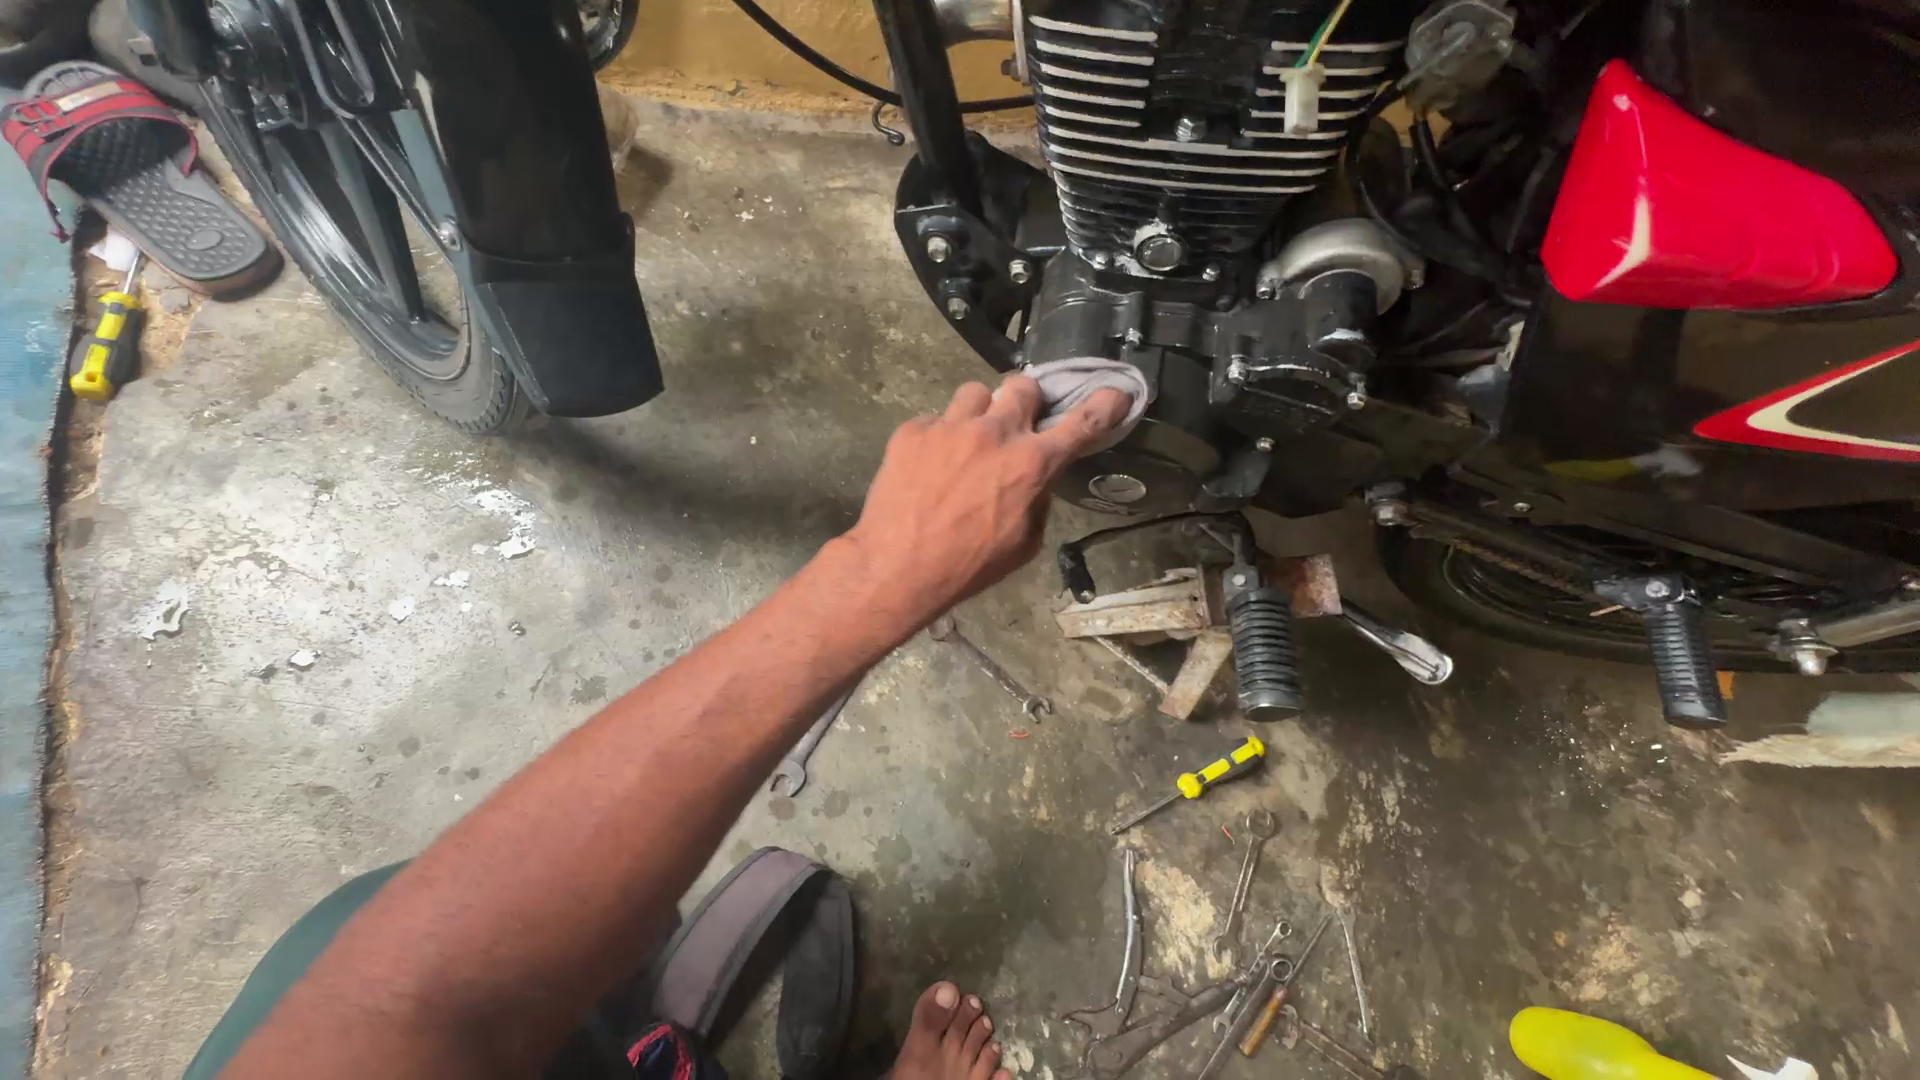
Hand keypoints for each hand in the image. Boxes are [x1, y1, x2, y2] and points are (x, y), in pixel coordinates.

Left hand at [841, 375, 1130, 625]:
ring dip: (978, 414)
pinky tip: (927, 467)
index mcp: (1032, 464)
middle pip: (1023, 386)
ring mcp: (951, 426)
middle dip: (1024, 401)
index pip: (1082, 424)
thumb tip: (1035, 479)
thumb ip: (1038, 500)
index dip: (1104, 404)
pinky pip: (935, 420)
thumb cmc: (968, 566)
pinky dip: (937, 438)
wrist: (897, 567)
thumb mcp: (1024, 544)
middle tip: (1013, 423)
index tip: (1115, 392)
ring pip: (975, 393)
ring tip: (964, 442)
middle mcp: (995, 433)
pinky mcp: (913, 430)